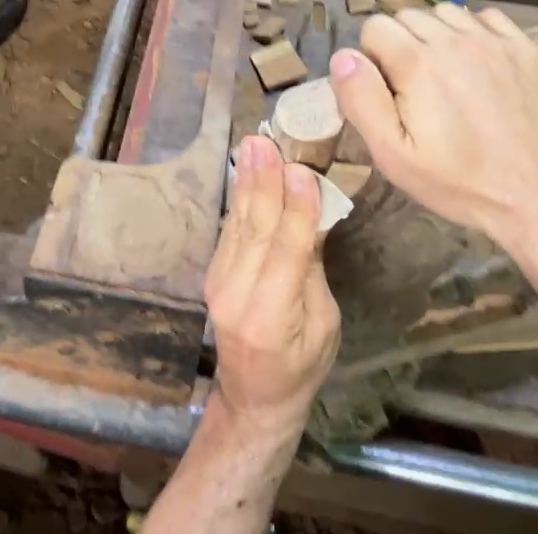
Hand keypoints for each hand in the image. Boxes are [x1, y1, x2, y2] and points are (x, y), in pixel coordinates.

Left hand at [205, 136, 341, 440]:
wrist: (254, 396)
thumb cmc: (301, 366)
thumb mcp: (324, 326)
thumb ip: (313, 272)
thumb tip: (311, 216)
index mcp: (271, 316)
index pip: (287, 251)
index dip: (296, 209)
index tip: (301, 171)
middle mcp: (237, 295)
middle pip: (255, 230)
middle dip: (261, 182)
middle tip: (264, 142)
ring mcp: (219, 284)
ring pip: (238, 225)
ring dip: (247, 182)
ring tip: (252, 146)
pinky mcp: (213, 275)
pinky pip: (231, 232)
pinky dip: (240, 200)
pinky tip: (246, 173)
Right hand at [327, 5, 537, 262]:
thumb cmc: (461, 182)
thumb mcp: (394, 156)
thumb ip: (361, 101)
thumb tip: (343, 57)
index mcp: (417, 63)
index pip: (374, 27)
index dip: (370, 58)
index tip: (385, 92)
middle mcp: (456, 40)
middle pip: (407, 17)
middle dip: (399, 45)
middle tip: (412, 90)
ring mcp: (496, 42)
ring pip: (445, 14)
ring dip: (435, 36)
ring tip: (444, 78)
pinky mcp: (527, 50)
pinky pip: (487, 18)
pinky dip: (473, 33)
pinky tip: (477, 67)